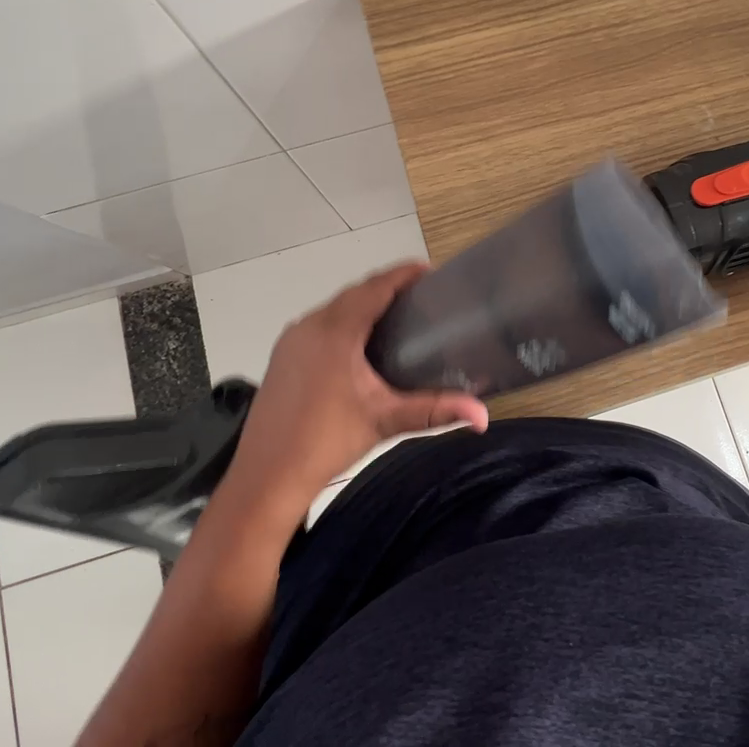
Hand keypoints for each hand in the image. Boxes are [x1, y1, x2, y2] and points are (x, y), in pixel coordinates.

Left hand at [219, 262, 488, 518]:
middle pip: (354, 293)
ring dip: (363, 306)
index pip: (375, 287)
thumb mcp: (385, 421)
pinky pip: (318, 325)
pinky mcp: (282, 356)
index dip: (403, 274)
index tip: (431, 272)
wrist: (266, 475)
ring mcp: (291, 340)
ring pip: (334, 309)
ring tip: (397, 318)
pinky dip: (343, 323)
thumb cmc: (326, 442)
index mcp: (336, 331)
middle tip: (421, 299)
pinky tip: (360, 345)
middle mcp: (310, 325)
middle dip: (387, 289)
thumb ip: (435, 411)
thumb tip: (482, 417)